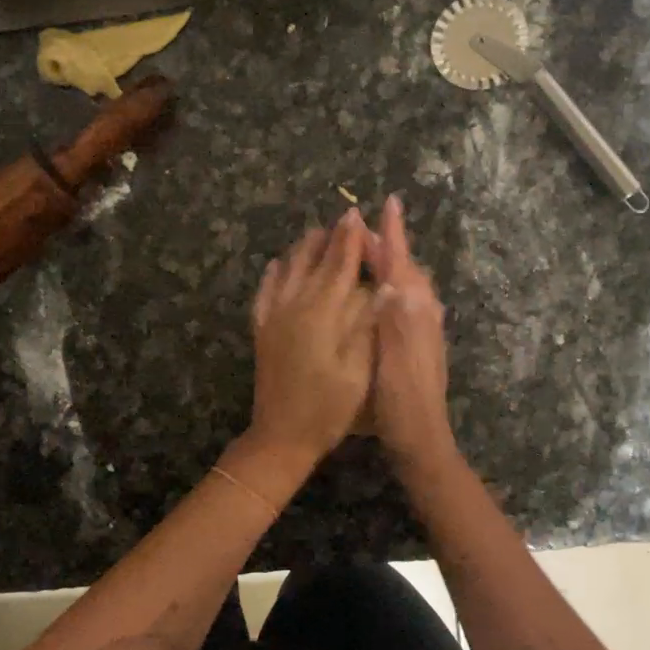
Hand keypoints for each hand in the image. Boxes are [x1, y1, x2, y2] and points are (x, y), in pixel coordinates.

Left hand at [246, 209, 376, 462]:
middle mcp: (295, 306)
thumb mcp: (359, 370)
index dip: (351, 240)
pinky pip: (265, 293)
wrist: (282, 435)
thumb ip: (368, 324)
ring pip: (288, 271)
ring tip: (316, 233)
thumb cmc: (328, 407)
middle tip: (342, 216)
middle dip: (330, 238)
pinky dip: (273, 274)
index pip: (340, 266)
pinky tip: (277, 264)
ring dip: (303, 249)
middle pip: (314, 262)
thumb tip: (386, 285)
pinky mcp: (262, 331)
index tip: (358, 214)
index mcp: (323, 314)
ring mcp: (274, 317)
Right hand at [367, 195, 455, 468]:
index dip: (393, 234)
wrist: (421, 438)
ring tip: (364, 252)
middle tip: (358, 228)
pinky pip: (401, 300)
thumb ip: (396, 320)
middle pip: (403, 268)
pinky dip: (387, 285)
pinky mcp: (416, 343)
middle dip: (384, 245)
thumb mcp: (395, 361)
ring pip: (404, 284)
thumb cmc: (402, 400)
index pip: (402, 263)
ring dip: (387, 264)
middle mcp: (422, 314)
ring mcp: (422, 329)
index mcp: (415, 312)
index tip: (389, 202)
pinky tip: (374, 292)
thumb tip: (392, 279)